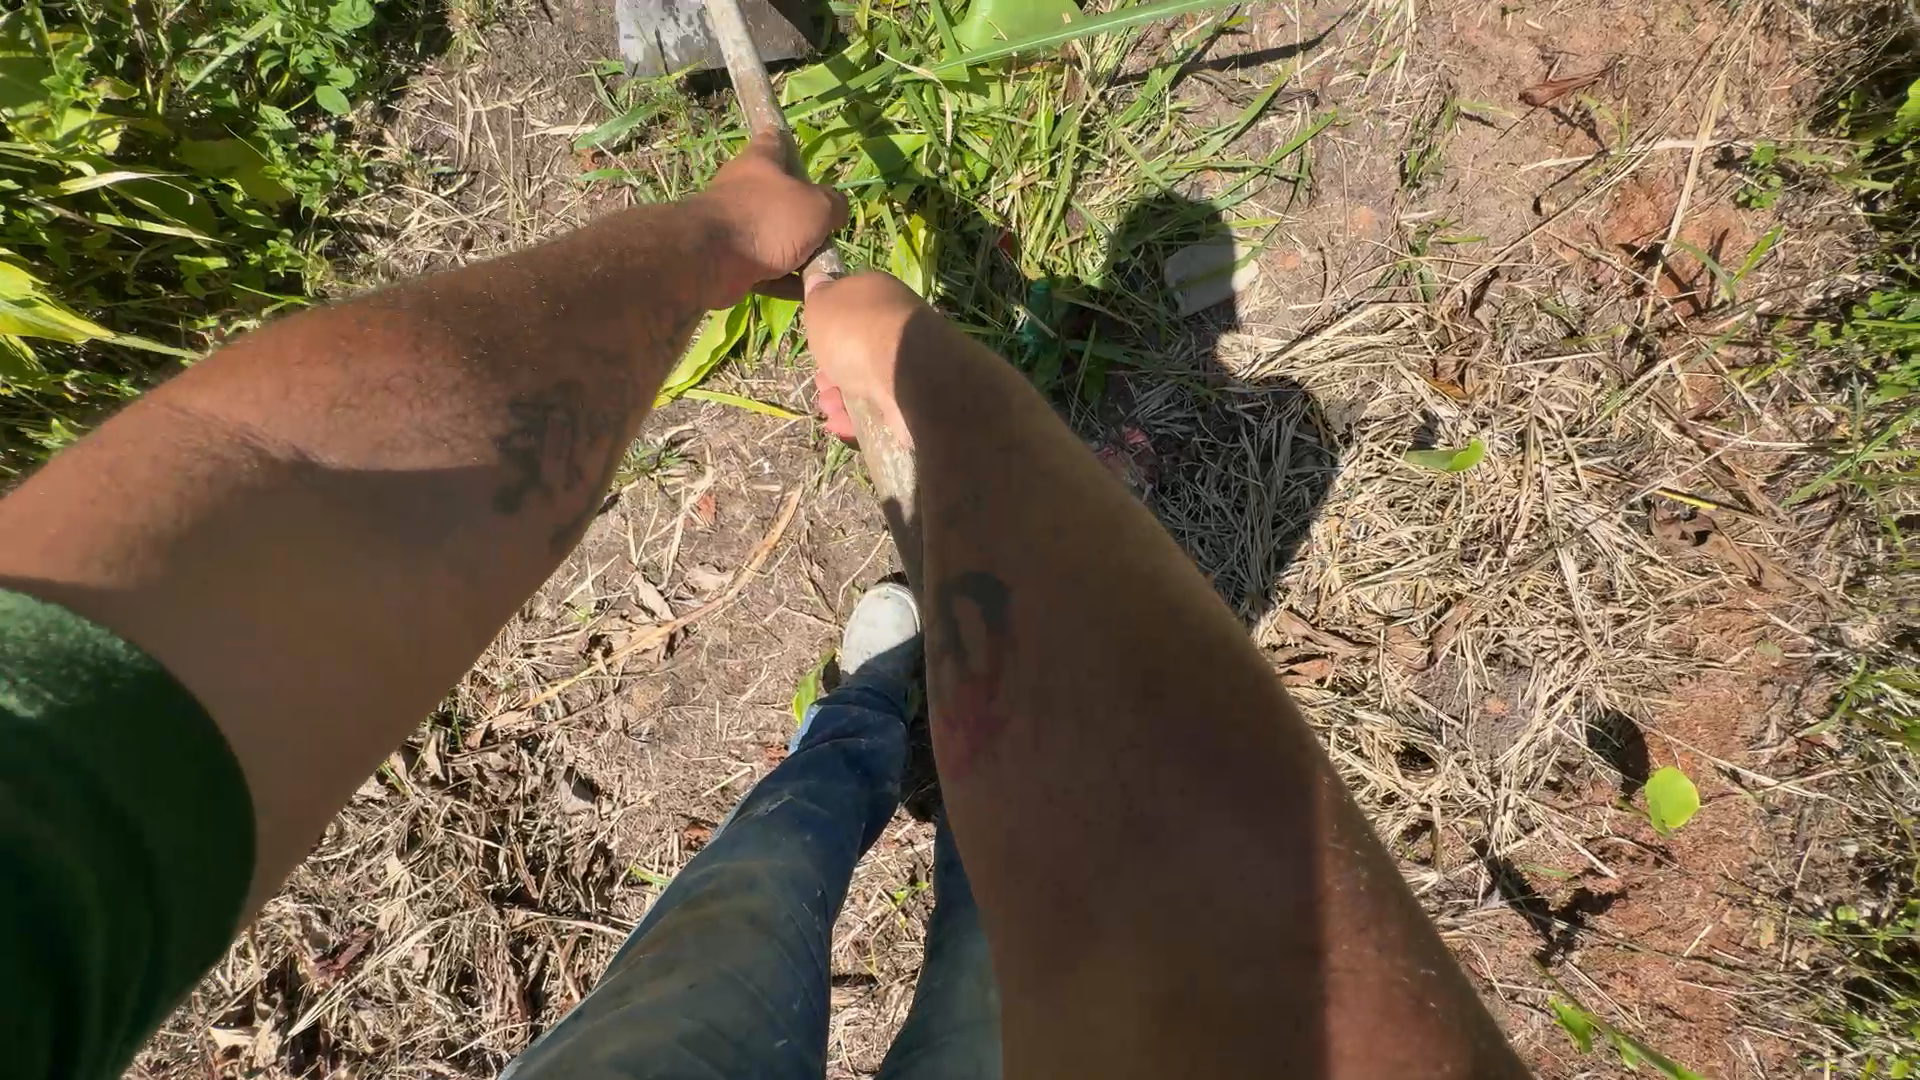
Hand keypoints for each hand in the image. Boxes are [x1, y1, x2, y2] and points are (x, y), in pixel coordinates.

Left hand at [691, 132, 847, 305]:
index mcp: (761, 164)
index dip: (788, 145)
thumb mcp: (816, 208)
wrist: (715, 258)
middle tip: (827, 231)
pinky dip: (785, 280)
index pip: (775, 141)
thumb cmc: (769, 220)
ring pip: (774, 237)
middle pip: (778, 197)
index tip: (801, 157)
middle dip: (802, 214)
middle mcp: (744, 189)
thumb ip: (834, 205)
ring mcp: (736, 226)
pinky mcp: (731, 259)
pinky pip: (767, 269)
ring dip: (798, 254)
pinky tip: (805, 291)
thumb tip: (838, 209)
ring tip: (823, 269)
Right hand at [803, 271, 927, 441]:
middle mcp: (897, 326)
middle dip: (831, 371)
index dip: (827, 329)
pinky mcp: (913, 399)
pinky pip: (879, 409)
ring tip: (829, 408)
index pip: (850, 307)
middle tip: (821, 384)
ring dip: (840, 398)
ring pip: (866, 382)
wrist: (904, 372)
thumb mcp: (822, 304)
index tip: (814, 345)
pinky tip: (841, 425)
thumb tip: (819, 280)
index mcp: (878, 295)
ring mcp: (908, 364)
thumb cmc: (855, 331)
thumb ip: (818, 295)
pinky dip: (857, 418)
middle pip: (856, 350)